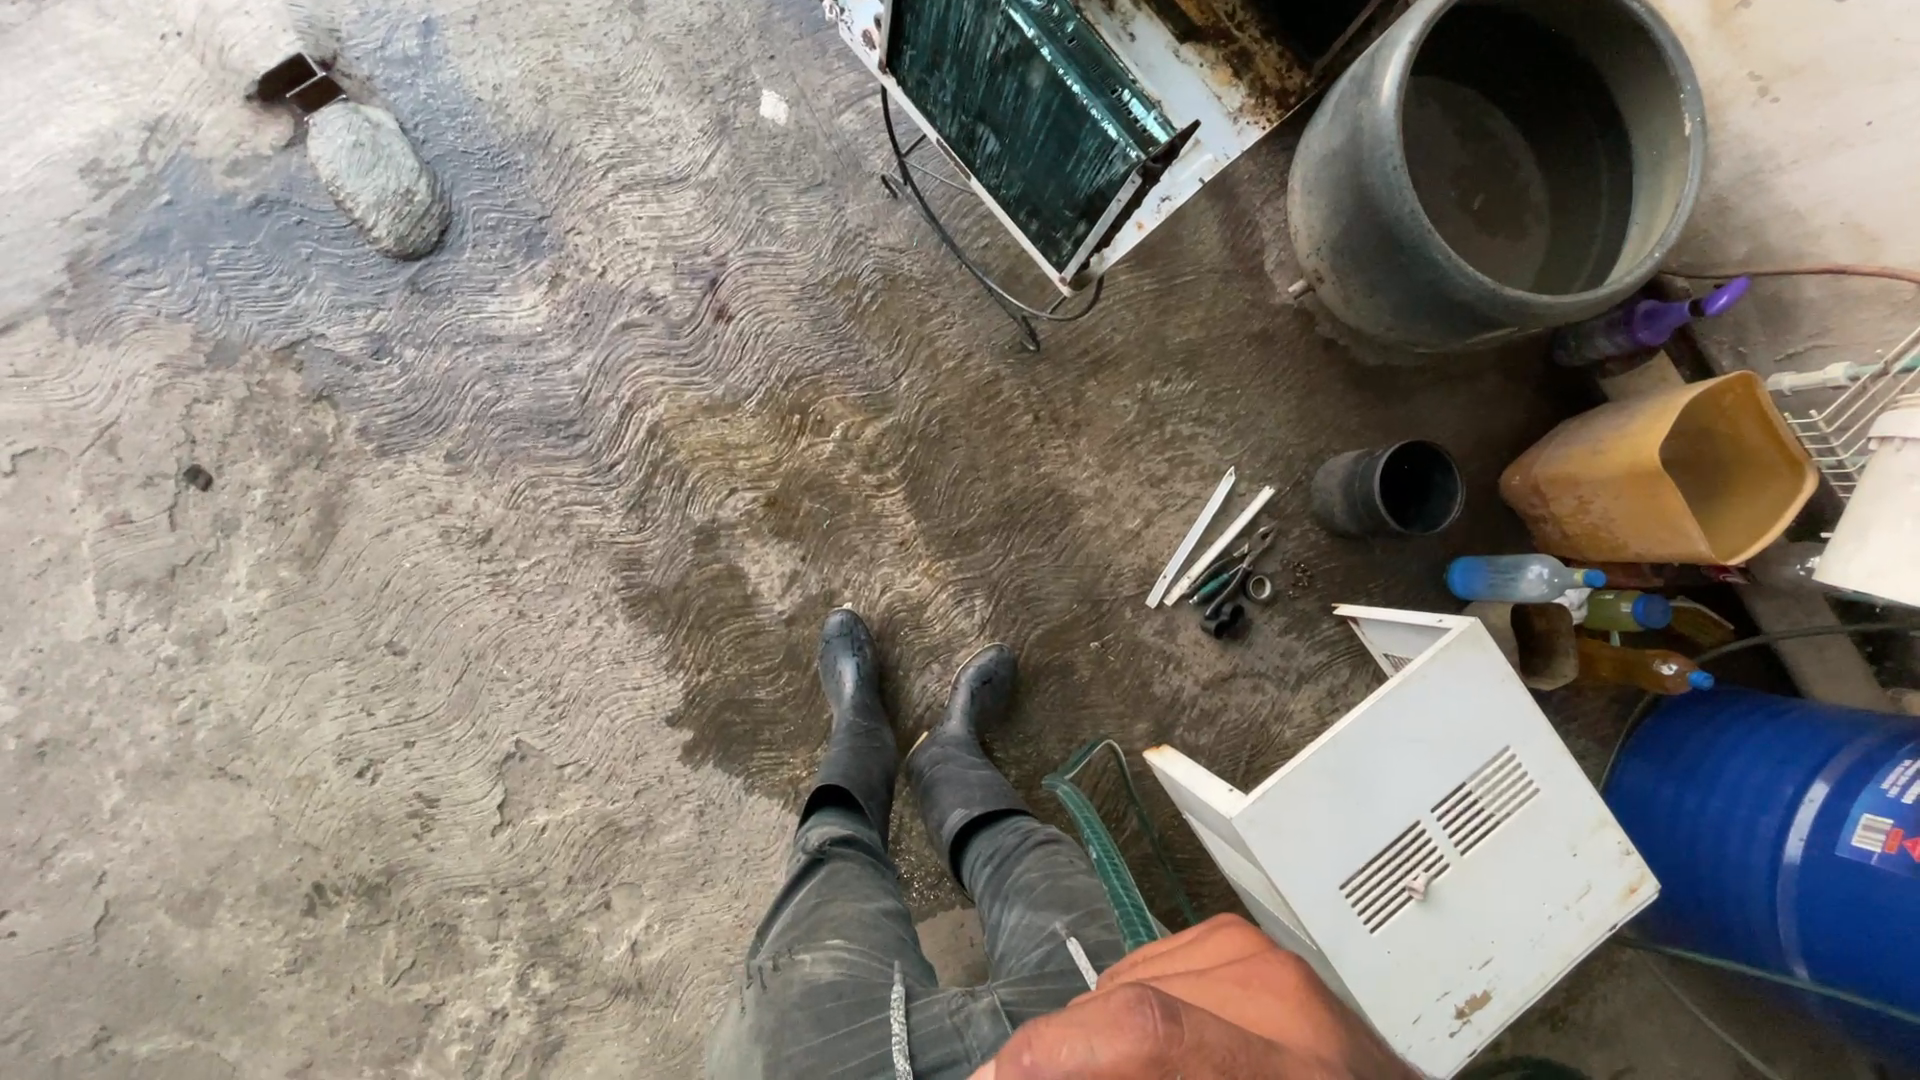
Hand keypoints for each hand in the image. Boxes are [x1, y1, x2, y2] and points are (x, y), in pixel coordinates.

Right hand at [970, 915, 1418, 1079]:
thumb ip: (1135, 1076)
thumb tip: (1043, 1067)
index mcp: (1287, 1070)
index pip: (1152, 1032)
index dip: (1059, 1050)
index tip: (998, 1076)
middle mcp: (1272, 992)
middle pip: (1122, 1001)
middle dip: (1057, 1050)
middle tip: (1020, 1079)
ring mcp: (1257, 952)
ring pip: (1122, 979)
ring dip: (1090, 1031)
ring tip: (1092, 1064)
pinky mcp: (1239, 936)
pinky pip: (1145, 964)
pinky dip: (1121, 1005)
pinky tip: (1135, 1042)